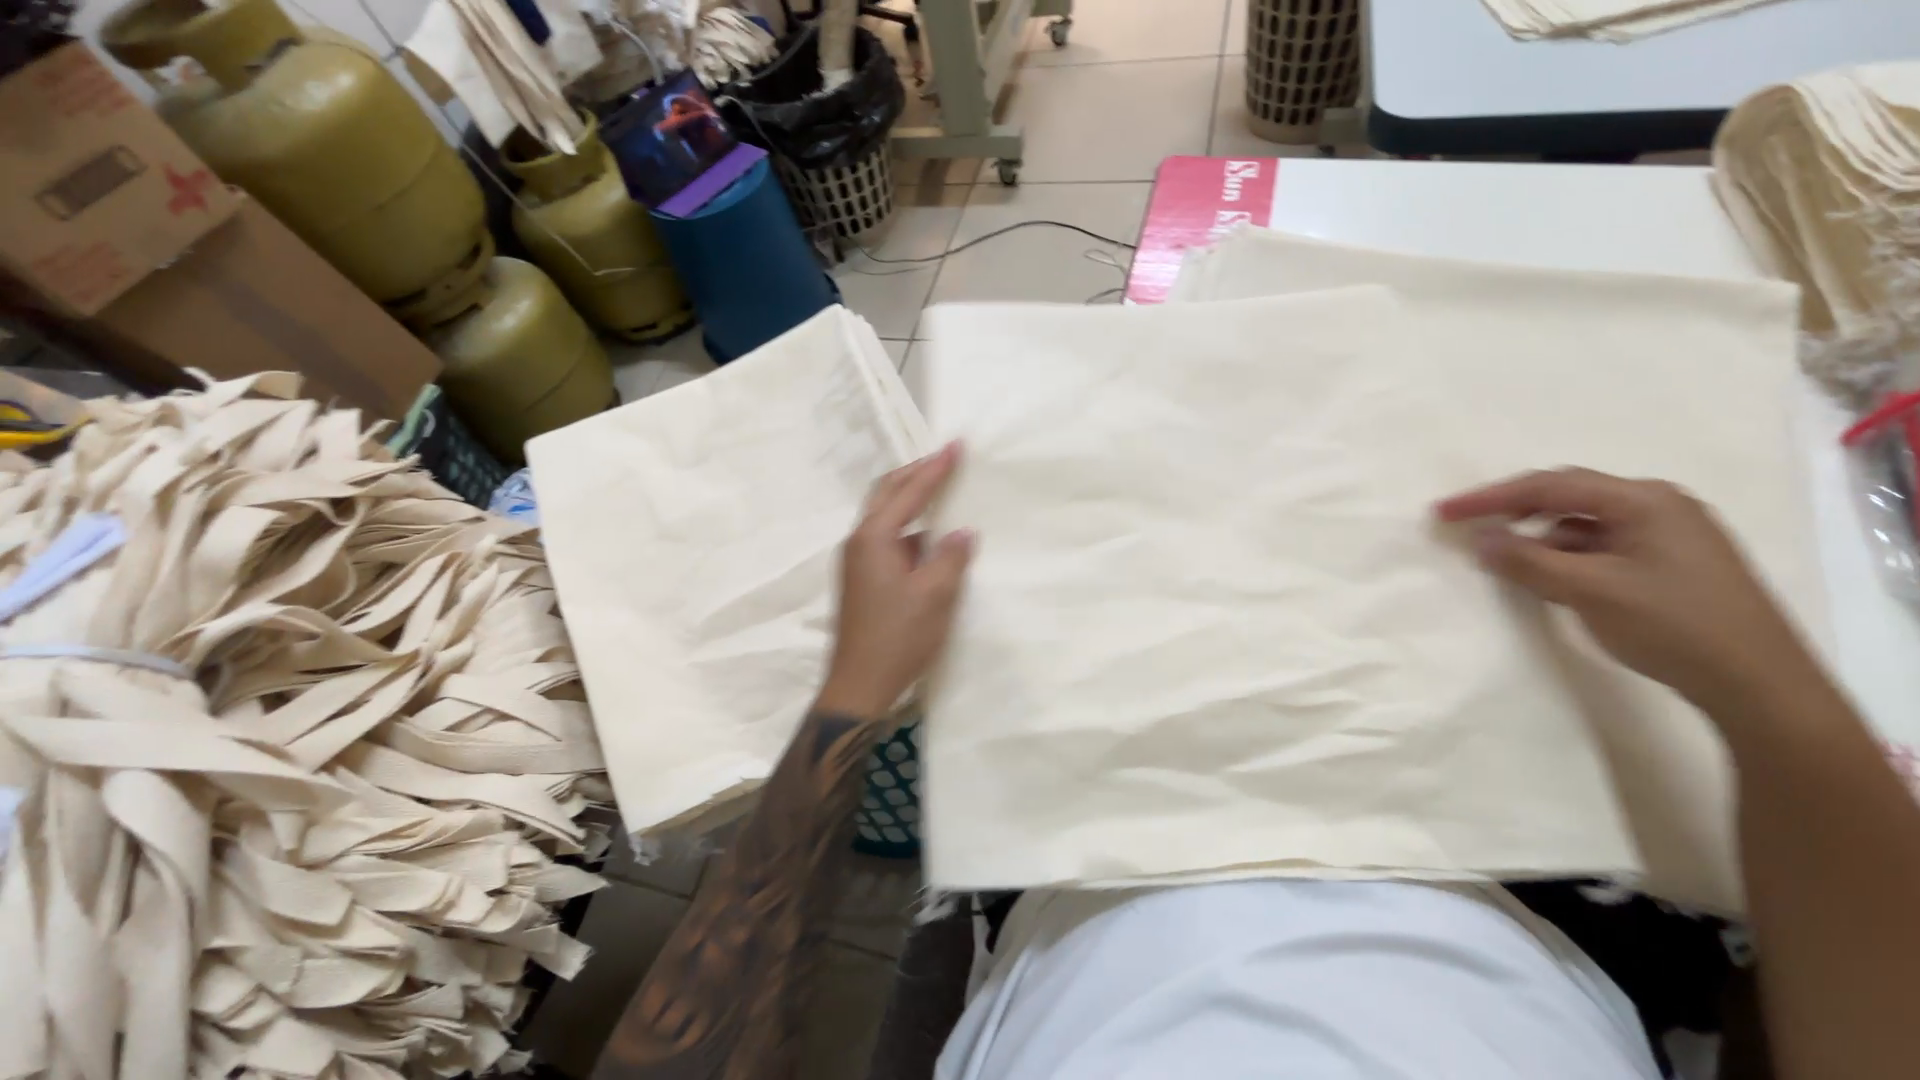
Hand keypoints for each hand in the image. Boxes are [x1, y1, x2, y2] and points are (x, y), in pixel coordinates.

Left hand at [815, 442, 976, 719]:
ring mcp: (856, 562)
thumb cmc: (898, 639)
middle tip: (944, 459)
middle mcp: (858, 542)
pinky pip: (886, 540)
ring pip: (885, 517)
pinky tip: (930, 539)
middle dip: (916, 475)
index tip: (956, 446)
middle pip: (887, 495)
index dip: (935, 469)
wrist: (859, 685)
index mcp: (874, 539)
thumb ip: (950, 558)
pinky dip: (909, 530)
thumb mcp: (935, 597)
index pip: (909, 492)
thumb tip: (963, 533)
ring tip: (941, 491)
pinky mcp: (861, 581)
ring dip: (911, 501)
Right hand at [1435, 468, 1819, 713]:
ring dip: (1542, 539)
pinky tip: (1552, 579)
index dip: (1490, 498)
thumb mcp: (1590, 591)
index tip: (1444, 512)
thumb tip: (1480, 539)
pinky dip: (1569, 557)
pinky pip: (1605, 547)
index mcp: (1644, 500)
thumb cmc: (1673, 626)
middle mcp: (1660, 506)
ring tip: (1506, 562)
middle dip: (1514, 512)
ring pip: (1586, 526)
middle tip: (1468, 529)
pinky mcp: (1675, 564)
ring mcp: (1672, 535)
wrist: (1761, 685)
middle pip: (1569, 498)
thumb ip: (1528, 561)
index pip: (1549, 486)